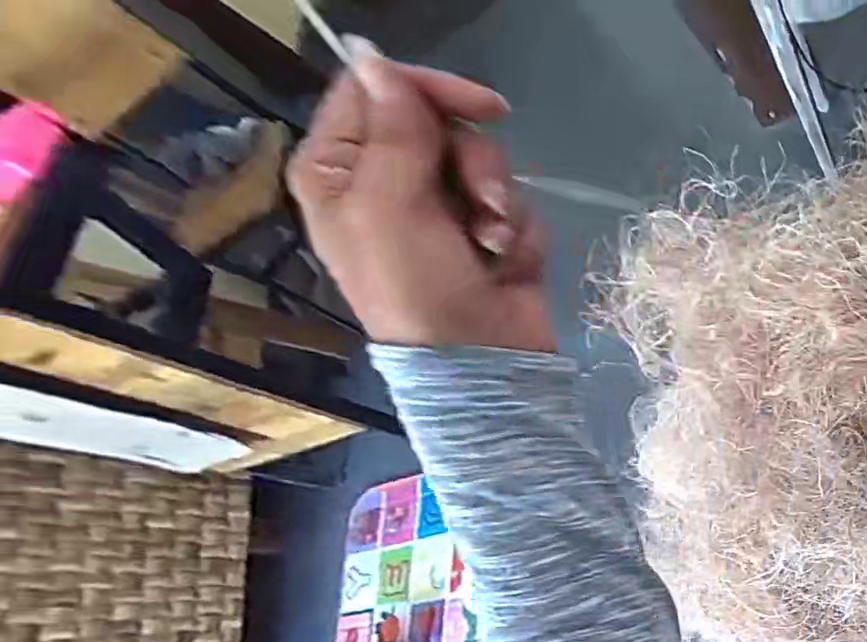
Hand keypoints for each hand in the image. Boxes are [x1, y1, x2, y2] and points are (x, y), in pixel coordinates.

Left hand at [287, 37, 555, 352]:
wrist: (479, 359)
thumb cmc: (417, 287)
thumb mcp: (391, 206)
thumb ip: (392, 132)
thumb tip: (376, 57)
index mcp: (344, 168)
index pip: (378, 95)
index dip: (429, 92)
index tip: (486, 106)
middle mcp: (395, 183)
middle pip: (444, 131)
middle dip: (476, 165)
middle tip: (484, 202)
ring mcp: (450, 214)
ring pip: (490, 171)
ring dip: (502, 206)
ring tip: (495, 244)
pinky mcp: (497, 240)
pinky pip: (519, 213)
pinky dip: (522, 237)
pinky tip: (510, 264)